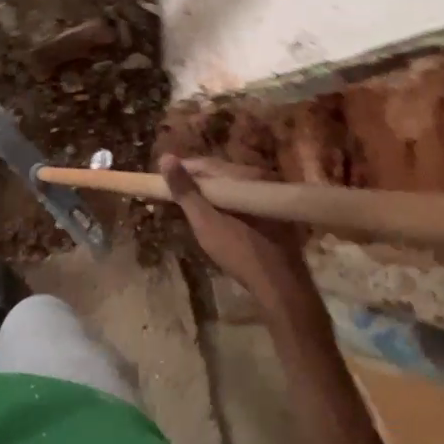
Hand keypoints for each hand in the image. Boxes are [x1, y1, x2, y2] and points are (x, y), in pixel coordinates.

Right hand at [160, 155, 305, 294]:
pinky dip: (225, 204)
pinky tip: (217, 218)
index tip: (163, 181)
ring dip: (210, 195)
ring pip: (230, 187)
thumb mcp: (205, 221)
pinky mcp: (273, 213)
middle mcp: (258, 179)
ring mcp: (268, 197)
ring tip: (191, 207)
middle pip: (219, 174)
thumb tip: (165, 157)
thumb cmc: (240, 251)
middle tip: (174, 196)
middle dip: (195, 183)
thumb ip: (185, 190)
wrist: (281, 286)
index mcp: (243, 176)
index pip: (205, 164)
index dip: (181, 170)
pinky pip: (241, 199)